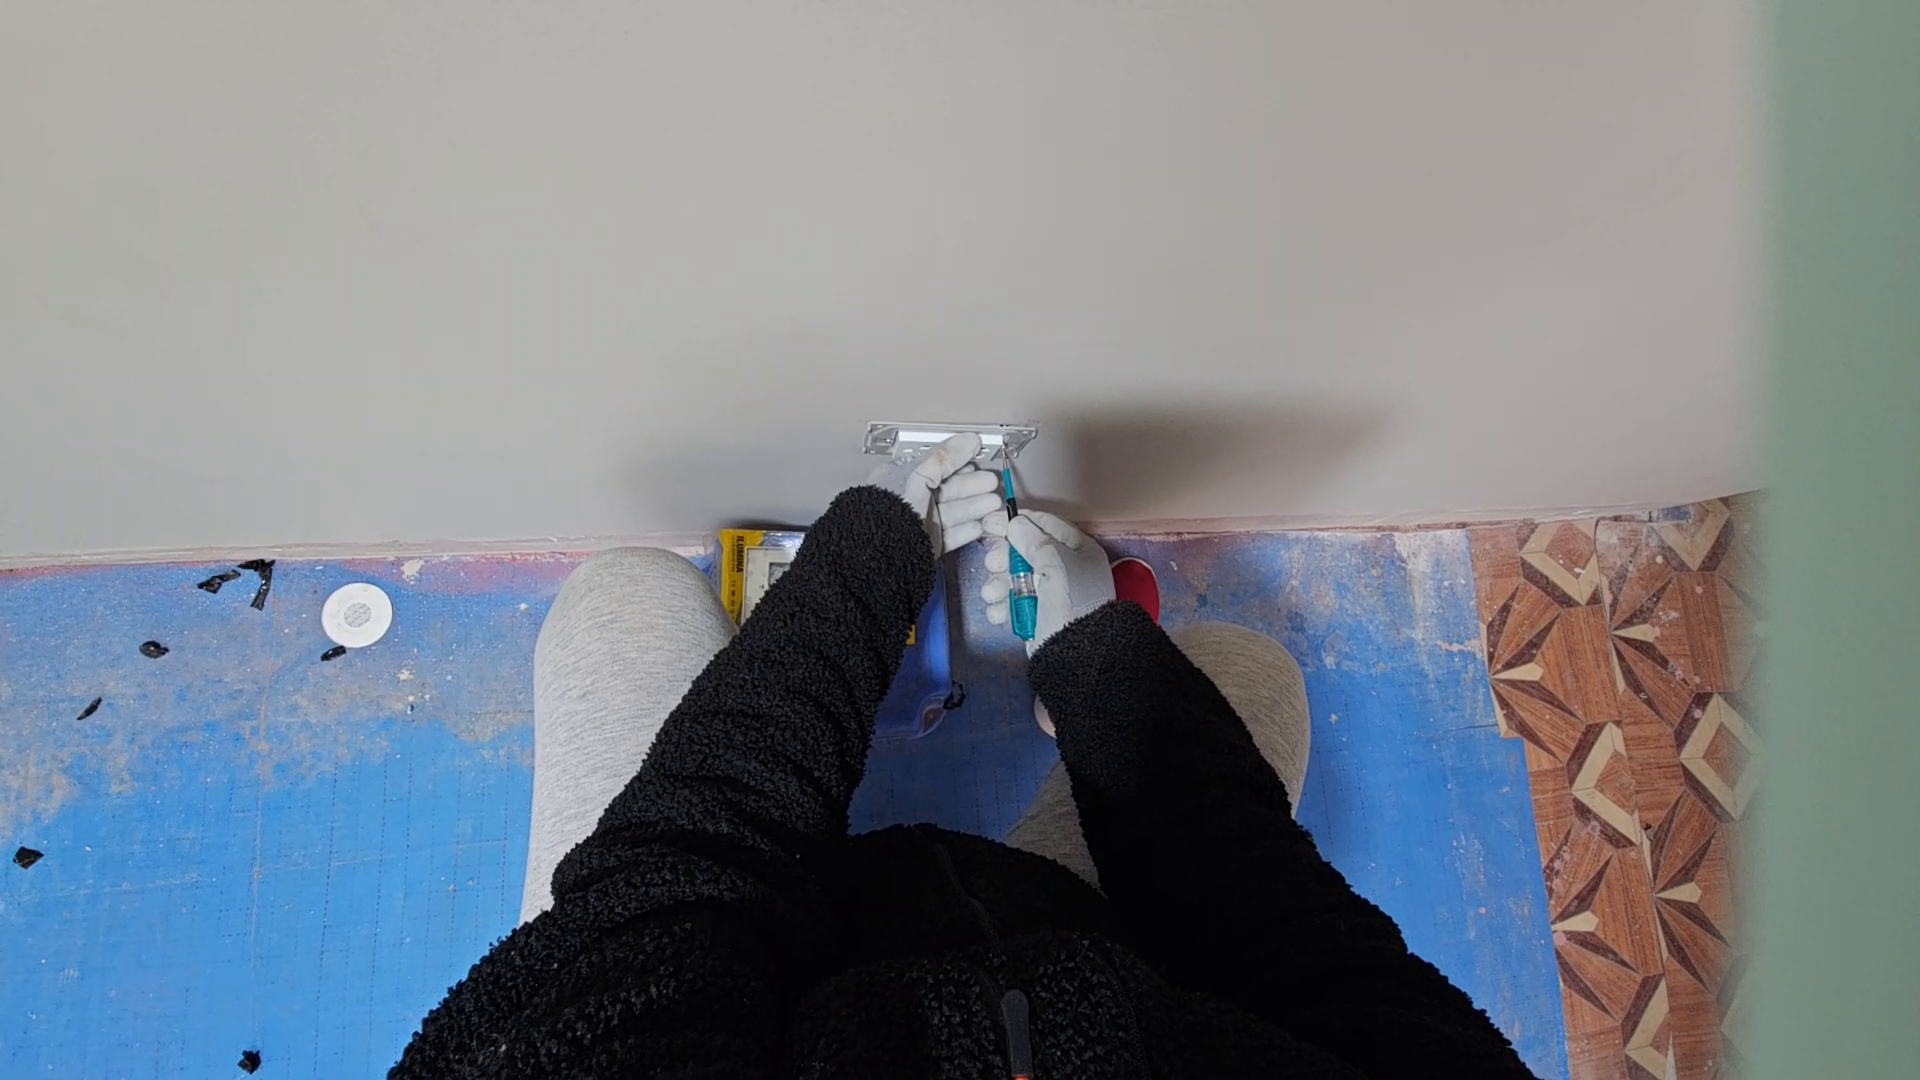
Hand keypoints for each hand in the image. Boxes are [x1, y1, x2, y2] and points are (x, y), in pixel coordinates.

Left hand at [865, 433, 1005, 554]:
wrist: (880, 553)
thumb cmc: (889, 511)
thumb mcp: (918, 476)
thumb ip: (945, 459)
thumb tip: (967, 440)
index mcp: (900, 480)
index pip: (934, 467)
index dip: (958, 464)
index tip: (977, 463)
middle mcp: (909, 501)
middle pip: (947, 491)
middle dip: (972, 486)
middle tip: (991, 484)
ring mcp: (917, 524)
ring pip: (952, 513)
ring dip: (974, 507)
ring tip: (992, 503)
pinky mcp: (924, 545)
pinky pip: (949, 536)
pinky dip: (966, 531)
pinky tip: (979, 526)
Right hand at [980, 509, 1115, 653]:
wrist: (1076, 654)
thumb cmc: (1072, 602)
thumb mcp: (1056, 564)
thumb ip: (1034, 541)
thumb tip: (1015, 523)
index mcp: (1077, 549)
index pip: (1045, 524)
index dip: (1020, 522)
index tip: (993, 522)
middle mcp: (1062, 566)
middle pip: (1023, 550)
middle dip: (1004, 557)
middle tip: (995, 564)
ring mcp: (1046, 590)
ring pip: (1011, 575)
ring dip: (998, 584)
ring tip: (995, 595)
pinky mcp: (1033, 611)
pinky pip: (1010, 600)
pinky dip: (1000, 605)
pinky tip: (999, 612)